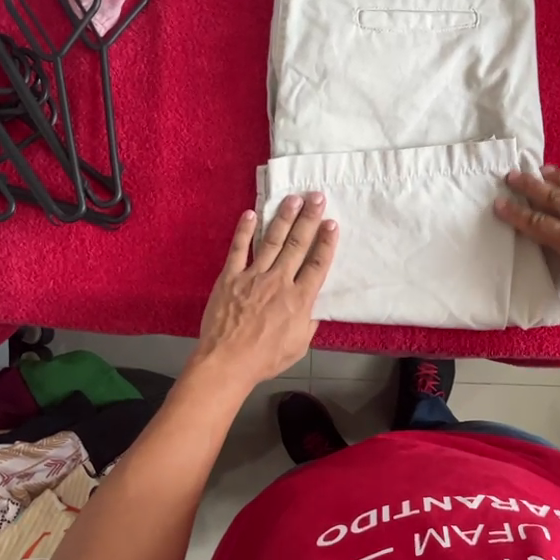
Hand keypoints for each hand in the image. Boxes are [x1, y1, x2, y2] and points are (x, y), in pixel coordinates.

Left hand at [191, 194, 337, 391]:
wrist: (227, 361)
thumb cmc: (264, 359)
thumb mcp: (298, 346)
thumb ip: (308, 323)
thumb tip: (313, 308)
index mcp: (299, 300)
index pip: (317, 264)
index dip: (326, 242)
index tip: (332, 223)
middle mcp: (279, 282)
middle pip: (297, 244)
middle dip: (309, 219)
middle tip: (317, 197)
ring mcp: (253, 276)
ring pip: (272, 241)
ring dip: (284, 218)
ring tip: (293, 199)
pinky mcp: (230, 278)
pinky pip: (238, 249)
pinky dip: (244, 231)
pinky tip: (251, 214)